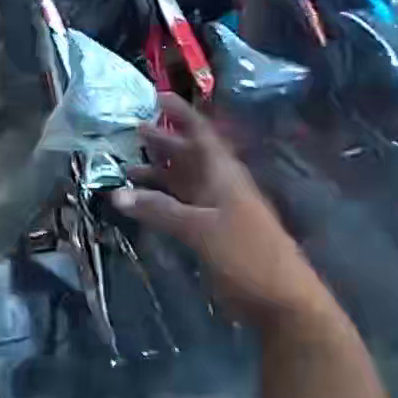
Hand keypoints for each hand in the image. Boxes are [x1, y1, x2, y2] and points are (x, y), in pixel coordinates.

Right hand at [109, 94, 332, 330]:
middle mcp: (221, 188)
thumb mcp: (200, 229)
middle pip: (190, 156)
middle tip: (132, 129)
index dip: (182, 115)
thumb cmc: (247, 255)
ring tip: (125, 165)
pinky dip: (157, 199)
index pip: (202, 136)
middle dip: (163, 141)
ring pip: (182, 181)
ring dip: (157, 172)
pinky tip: (138, 202)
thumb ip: (158, 210)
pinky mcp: (210, 232)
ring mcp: (216, 211)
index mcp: (225, 177)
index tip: (157, 96)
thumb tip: (116, 194)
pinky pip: (178, 205)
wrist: (281, 301)